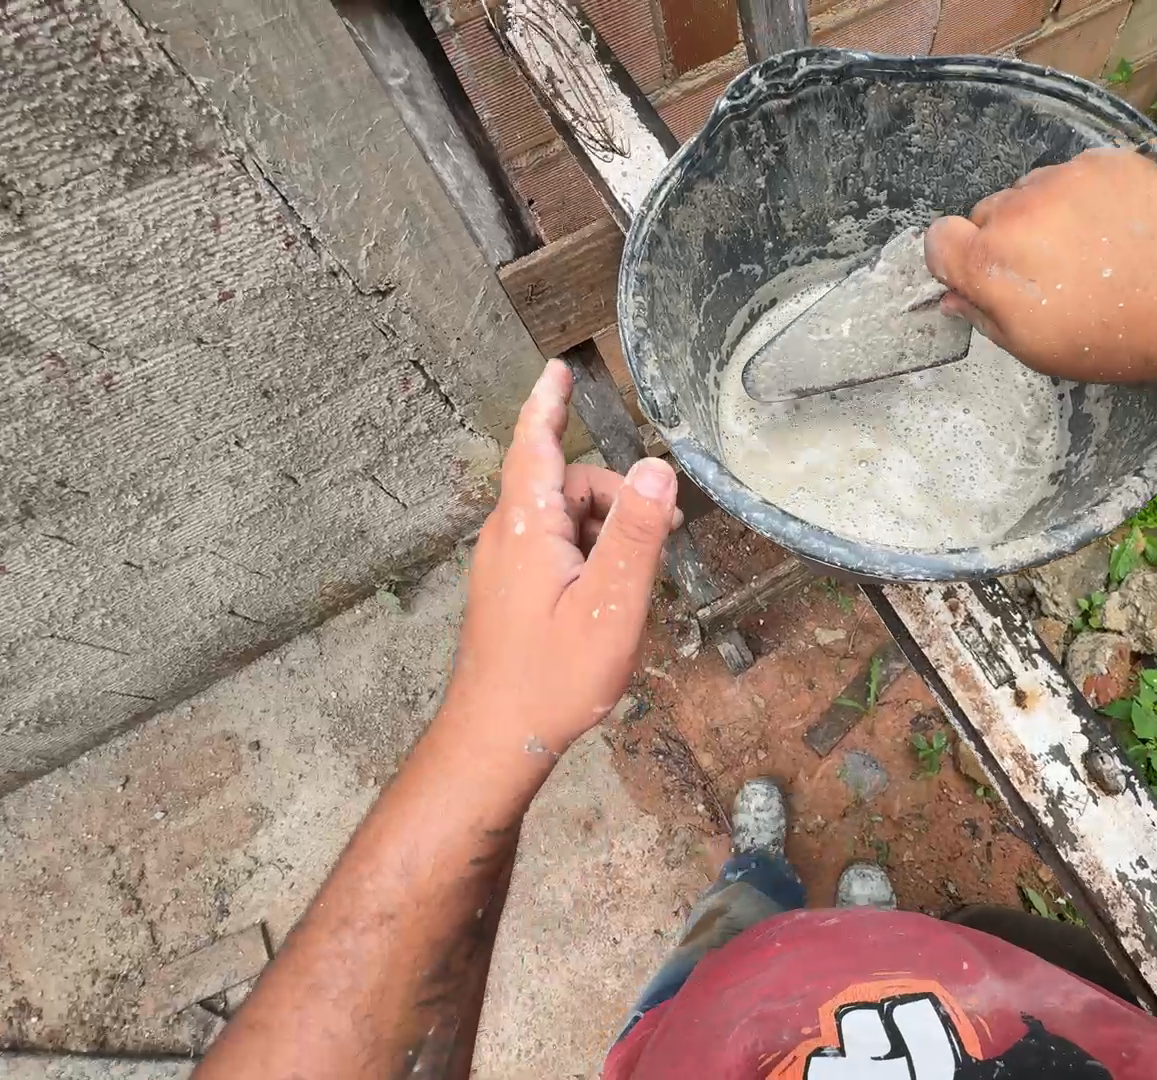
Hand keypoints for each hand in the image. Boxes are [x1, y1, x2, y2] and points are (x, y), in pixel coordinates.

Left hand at [443, 360, 679, 754]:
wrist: (497, 739)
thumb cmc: (553, 677)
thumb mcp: (611, 604)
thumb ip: (635, 533)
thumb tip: (658, 467)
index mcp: (527, 528)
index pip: (536, 446)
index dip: (549, 404)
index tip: (558, 369)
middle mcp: (508, 537)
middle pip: (570, 487)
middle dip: (617, 502)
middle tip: (659, 544)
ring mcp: (506, 566)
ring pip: (568, 521)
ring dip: (608, 536)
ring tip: (630, 589)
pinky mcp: (512, 591)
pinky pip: (558, 550)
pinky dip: (591, 558)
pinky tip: (606, 602)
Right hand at [924, 148, 1156, 383]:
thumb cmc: (1110, 337)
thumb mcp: (1033, 348)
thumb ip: (984, 316)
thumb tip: (955, 296)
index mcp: (990, 264)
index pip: (938, 240)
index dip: (954, 259)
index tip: (980, 277)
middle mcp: (1015, 212)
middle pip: (985, 215)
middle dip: (1003, 241)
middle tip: (1046, 273)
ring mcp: (1060, 180)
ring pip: (1028, 193)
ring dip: (1042, 216)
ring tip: (1086, 250)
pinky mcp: (1103, 161)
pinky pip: (1072, 175)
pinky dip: (1081, 197)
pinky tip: (1113, 228)